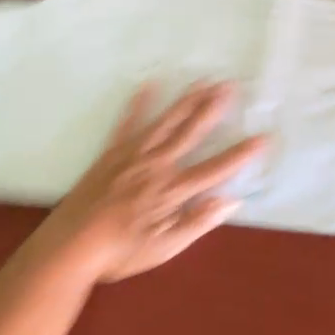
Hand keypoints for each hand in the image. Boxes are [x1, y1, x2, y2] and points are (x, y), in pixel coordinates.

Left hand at [39, 81, 269, 283]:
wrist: (71, 246)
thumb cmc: (120, 252)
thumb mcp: (164, 247)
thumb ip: (197, 222)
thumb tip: (231, 201)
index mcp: (173, 191)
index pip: (215, 169)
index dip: (240, 154)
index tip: (263, 137)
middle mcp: (157, 166)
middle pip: (190, 134)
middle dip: (212, 110)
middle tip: (229, 86)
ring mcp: (133, 156)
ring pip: (165, 122)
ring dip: (185, 101)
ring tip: (201, 81)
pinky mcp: (111, 154)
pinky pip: (127, 124)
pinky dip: (137, 105)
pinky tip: (147, 86)